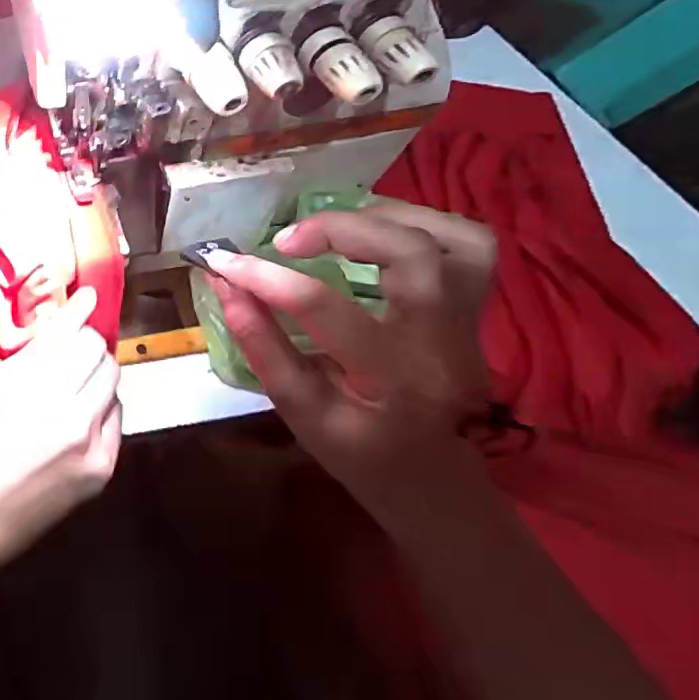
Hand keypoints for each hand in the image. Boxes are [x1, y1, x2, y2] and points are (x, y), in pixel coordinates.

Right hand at [0, 288, 121, 572]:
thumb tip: (74, 309)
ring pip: (115, 393)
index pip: (87, 339)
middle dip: (92, 357)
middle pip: (107, 363)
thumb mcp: (3, 382)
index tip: (76, 328)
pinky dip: (101, 418)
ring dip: (98, 387)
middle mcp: (74, 408)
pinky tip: (77, 426)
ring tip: (70, 398)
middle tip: (71, 364)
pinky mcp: (102, 471)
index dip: (82, 332)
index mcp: (43, 381)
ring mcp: (92, 443)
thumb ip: (43, 346)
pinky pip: (115, 427)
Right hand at [199, 204, 494, 505]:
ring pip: (451, 238)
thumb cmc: (361, 453)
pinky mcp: (476, 309)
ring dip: (383, 218)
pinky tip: (377, 234)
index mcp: (393, 379)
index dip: (265, 277)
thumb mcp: (300, 412)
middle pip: (412, 253)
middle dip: (340, 228)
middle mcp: (443, 342)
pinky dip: (421, 224)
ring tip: (333, 231)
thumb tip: (225, 284)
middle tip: (287, 241)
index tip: (222, 261)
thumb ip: (262, 344)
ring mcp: (470, 322)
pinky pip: (469, 244)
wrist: (434, 480)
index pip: (325, 310)